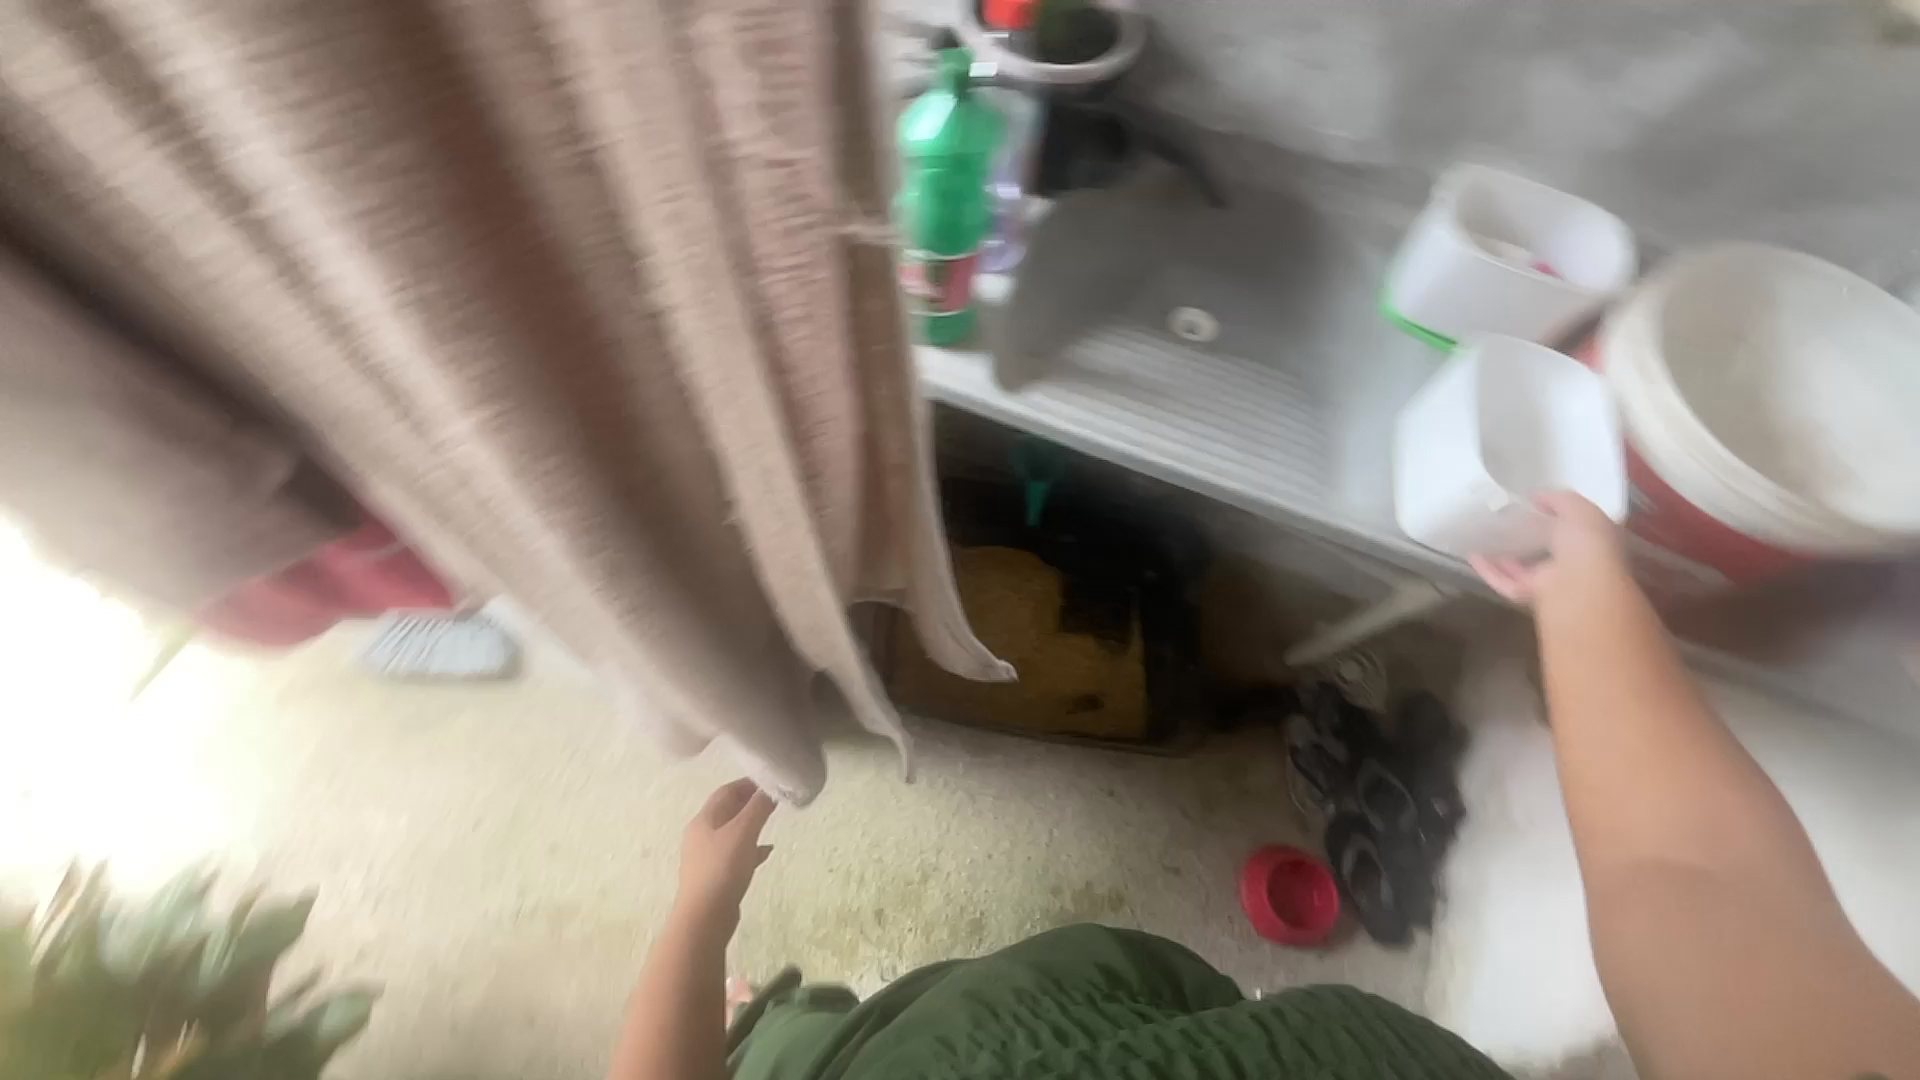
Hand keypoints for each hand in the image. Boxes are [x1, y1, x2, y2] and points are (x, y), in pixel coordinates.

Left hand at [674, 779, 776, 931]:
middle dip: (750, 802)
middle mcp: (701, 835)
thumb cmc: (722, 869)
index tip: (771, 781)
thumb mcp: (744, 832)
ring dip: (751, 824)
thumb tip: (772, 787)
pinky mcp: (715, 876)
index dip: (748, 783)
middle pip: (728, 810)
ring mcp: (707, 857)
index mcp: (703, 820)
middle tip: (775, 798)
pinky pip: (735, 853)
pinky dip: (751, 847)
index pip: (726, 791)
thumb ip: (758, 807)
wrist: (704, 919)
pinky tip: (766, 852)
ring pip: (732, 832)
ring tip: (773, 820)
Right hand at [1469, 491, 1629, 606]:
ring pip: (1521, 567)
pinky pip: (1502, 580)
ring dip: (1502, 555)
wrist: (1577, 583)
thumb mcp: (1580, 509)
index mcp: (1593, 544)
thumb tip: (1536, 496)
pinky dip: (1487, 569)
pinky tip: (1472, 555)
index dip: (1556, 516)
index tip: (1534, 505)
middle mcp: (1572, 565)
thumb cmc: (1587, 544)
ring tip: (1482, 537)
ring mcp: (1548, 582)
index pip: (1574, 529)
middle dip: (1527, 537)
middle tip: (1505, 521)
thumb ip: (1560, 500)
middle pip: (1545, 550)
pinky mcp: (1526, 594)